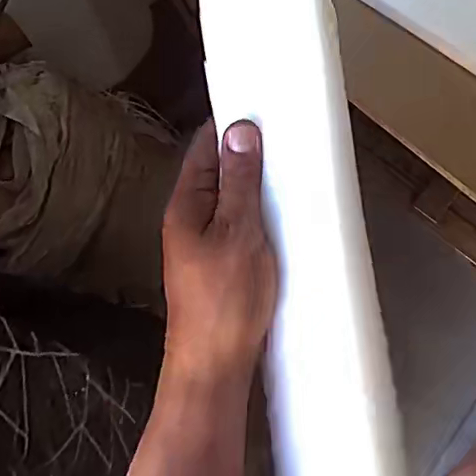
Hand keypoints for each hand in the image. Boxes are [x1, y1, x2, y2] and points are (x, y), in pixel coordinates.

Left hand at [160, 119, 278, 385]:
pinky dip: (259, 210)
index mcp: (186, 205)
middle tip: (287, 137)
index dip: (230, 125)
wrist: (215, 369)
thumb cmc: (224, 301)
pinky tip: (281, 211)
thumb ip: (240, 183)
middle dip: (249, 153)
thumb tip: (240, 131)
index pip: (204, 148)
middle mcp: (191, 219)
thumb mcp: (238, 233)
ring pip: (232, 198)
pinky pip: (240, 222)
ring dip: (256, 183)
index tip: (262, 107)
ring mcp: (205, 242)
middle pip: (219, 171)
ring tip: (289, 168)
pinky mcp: (222, 263)